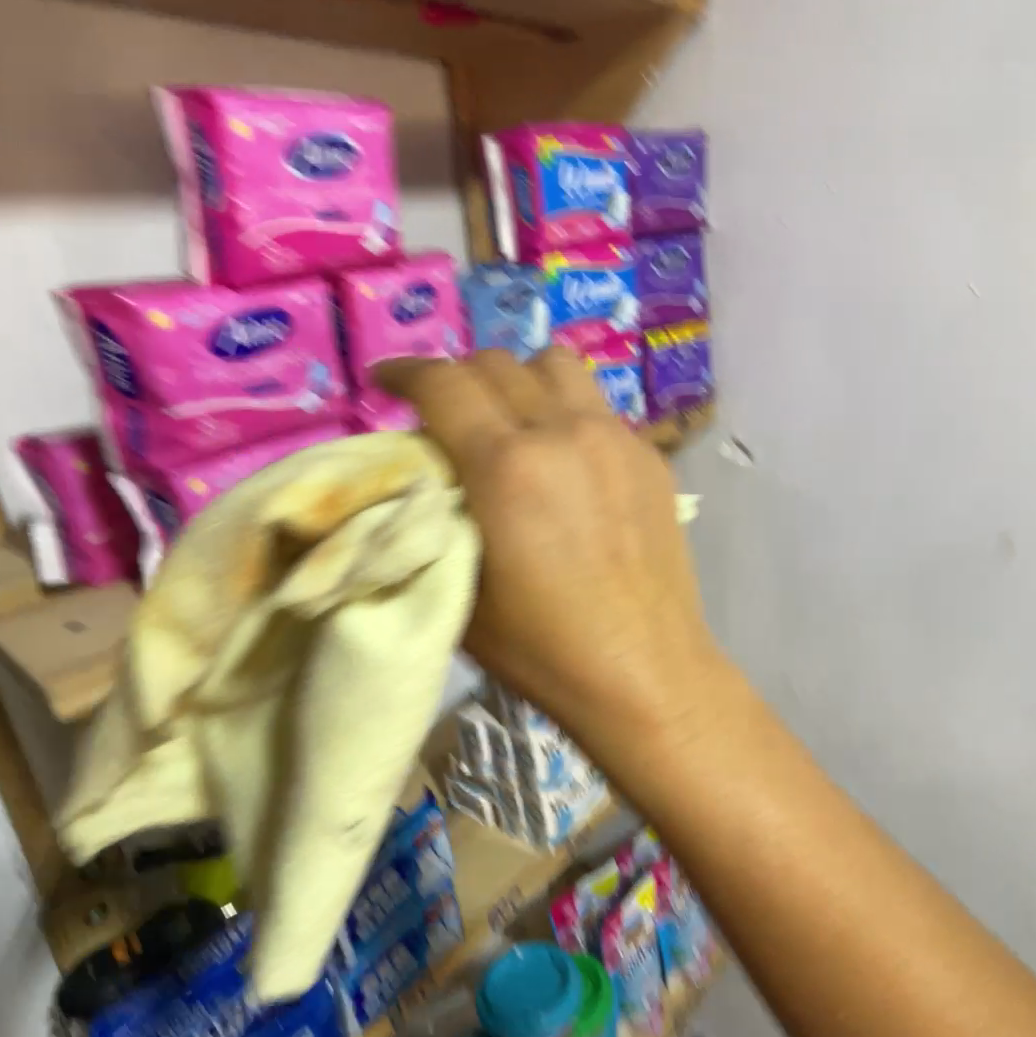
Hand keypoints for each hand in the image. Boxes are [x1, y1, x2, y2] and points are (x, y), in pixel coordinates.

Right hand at [376, 350, 723, 757]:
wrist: (645, 672)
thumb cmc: (542, 650)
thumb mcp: (460, 590)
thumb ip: (433, 518)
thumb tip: (420, 476)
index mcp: (507, 466)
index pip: (443, 383)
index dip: (404, 372)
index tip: (385, 382)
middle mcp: (563, 433)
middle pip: (496, 364)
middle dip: (456, 378)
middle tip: (444, 414)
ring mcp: (614, 438)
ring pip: (555, 365)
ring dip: (518, 380)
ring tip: (508, 417)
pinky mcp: (650, 455)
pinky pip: (595, 404)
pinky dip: (565, 411)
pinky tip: (563, 457)